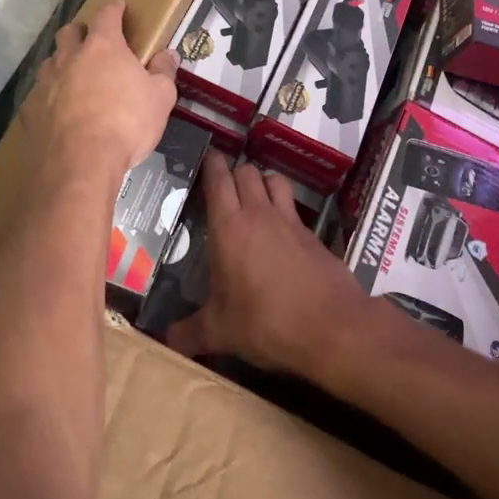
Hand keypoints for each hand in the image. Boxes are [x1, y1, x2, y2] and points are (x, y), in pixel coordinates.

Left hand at [19, 0, 177, 197]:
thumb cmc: (126, 124)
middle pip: (69, 33)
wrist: (79, 164)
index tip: (119, 6)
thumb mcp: (160, 98)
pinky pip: (39, 95)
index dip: (114, 9)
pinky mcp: (29, 111)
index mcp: (103, 47)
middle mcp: (69, 57)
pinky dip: (50, 96)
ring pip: (50, 62)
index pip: (107, 16)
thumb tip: (168, 54)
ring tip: (74, 78)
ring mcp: (44, 83)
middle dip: (80, 32)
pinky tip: (58, 112)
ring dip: (62, 64)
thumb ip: (163, 72)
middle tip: (91, 41)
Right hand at [167, 154, 374, 375]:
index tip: (205, 157)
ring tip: (253, 198)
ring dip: (263, 182)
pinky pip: (294, 207)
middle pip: (247, 172)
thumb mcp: (221, 333)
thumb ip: (190, 333)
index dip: (211, 164)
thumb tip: (167, 341)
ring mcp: (290, 221)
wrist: (332, 326)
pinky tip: (280, 231)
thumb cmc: (266, 323)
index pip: (218, 179)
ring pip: (275, 180)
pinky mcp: (313, 234)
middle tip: (223, 187)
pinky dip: (284, 208)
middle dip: (234, 172)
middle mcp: (259, 214)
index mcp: (229, 227)